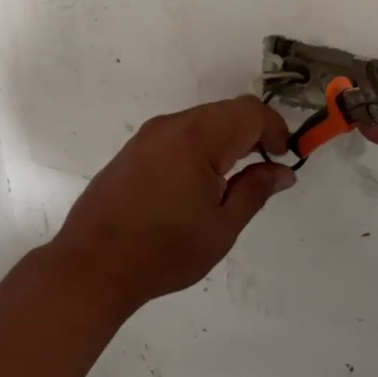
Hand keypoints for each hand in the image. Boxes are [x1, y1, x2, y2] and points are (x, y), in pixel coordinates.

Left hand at [47, 96, 295, 314]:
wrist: (93, 264)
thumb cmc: (164, 251)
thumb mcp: (221, 228)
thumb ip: (254, 191)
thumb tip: (282, 171)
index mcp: (197, 138)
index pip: (248, 112)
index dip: (274, 128)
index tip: (284, 157)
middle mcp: (171, 125)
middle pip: (225, 111)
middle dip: (252, 131)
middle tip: (266, 167)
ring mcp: (148, 135)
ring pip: (201, 119)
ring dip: (226, 137)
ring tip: (234, 178)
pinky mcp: (133, 148)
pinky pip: (178, 132)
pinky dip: (200, 144)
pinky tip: (199, 180)